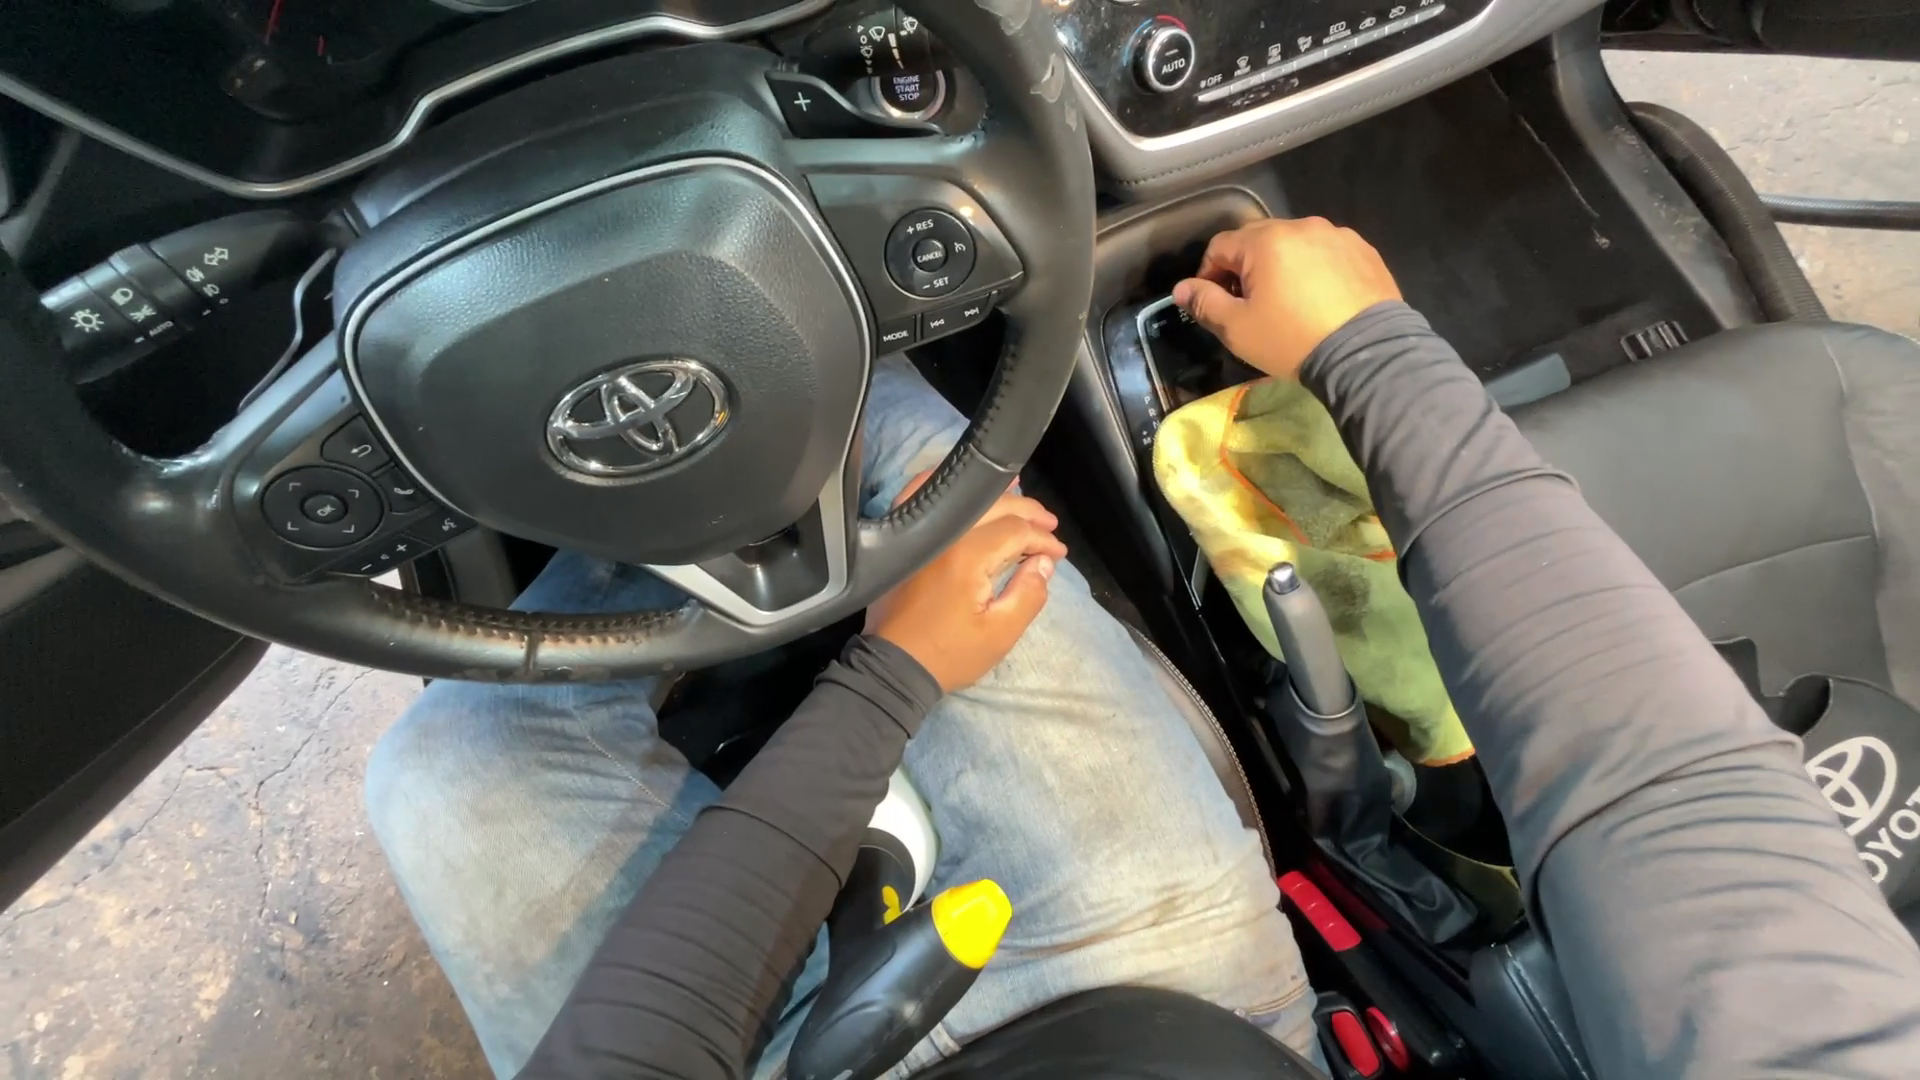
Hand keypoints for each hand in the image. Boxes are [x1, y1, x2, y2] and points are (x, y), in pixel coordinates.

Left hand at [867, 477, 1065, 693]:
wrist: (893, 668)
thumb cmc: (948, 654)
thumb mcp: (999, 634)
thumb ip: (1028, 594)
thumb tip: (1045, 563)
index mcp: (967, 555)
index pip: (1016, 531)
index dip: (1043, 539)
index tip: (1057, 554)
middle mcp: (942, 535)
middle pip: (993, 506)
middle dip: (1028, 512)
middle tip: (1049, 524)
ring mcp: (918, 534)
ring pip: (962, 499)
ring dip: (994, 497)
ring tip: (1019, 493)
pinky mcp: (903, 541)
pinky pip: (922, 498)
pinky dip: (948, 492)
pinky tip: (966, 492)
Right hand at [1172, 217, 1402, 379]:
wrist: (1364, 352)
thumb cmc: (1290, 339)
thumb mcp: (1236, 328)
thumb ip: (1204, 303)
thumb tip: (1181, 289)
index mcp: (1266, 241)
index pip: (1220, 246)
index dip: (1207, 274)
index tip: (1211, 303)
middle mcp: (1301, 226)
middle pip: (1257, 239)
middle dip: (1243, 267)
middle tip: (1245, 304)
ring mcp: (1337, 235)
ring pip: (1292, 245)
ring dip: (1278, 267)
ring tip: (1283, 302)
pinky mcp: (1363, 251)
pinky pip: (1323, 253)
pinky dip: (1311, 270)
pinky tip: (1315, 300)